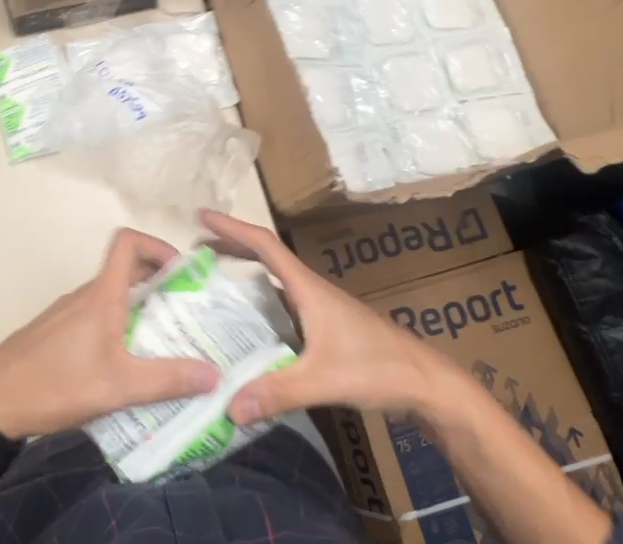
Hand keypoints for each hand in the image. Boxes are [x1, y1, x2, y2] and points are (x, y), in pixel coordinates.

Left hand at [0, 228, 221, 439]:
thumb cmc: (56, 384)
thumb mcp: (118, 387)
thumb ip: (167, 380)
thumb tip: (215, 375)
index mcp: (102, 295)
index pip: (127, 242)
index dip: (157, 245)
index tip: (182, 272)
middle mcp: (86, 296)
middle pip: (127, 270)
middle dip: (161, 284)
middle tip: (188, 313)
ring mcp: (69, 314)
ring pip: (113, 297)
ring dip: (141, 309)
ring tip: (167, 343)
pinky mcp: (58, 334)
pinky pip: (98, 318)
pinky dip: (119, 328)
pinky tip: (128, 365)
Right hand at [198, 209, 472, 426]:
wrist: (426, 384)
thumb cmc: (378, 368)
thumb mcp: (324, 380)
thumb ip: (278, 392)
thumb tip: (229, 407)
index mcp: (308, 289)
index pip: (265, 246)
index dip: (232, 228)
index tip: (201, 216)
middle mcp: (311, 291)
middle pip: (266, 258)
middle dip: (232, 247)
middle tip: (196, 249)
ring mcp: (320, 310)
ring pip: (274, 283)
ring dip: (245, 275)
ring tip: (212, 284)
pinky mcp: (325, 329)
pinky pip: (283, 307)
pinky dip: (260, 306)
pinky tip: (248, 329)